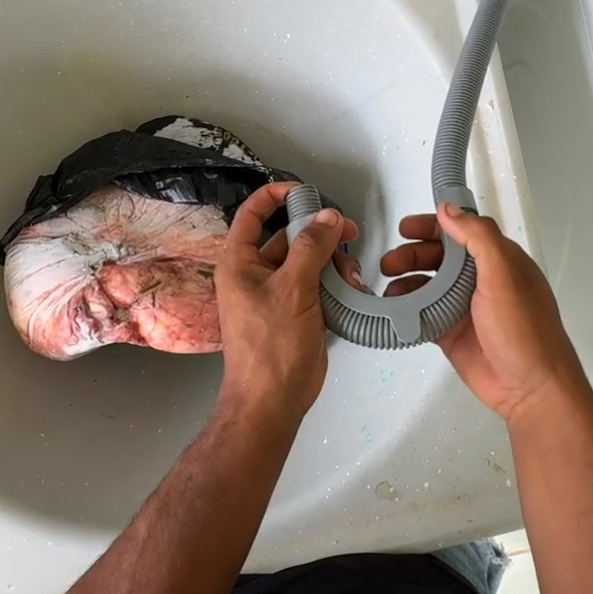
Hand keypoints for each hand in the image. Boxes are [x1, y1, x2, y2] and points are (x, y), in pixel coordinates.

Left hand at [216, 182, 355, 421]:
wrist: (272, 402)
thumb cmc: (272, 344)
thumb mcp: (292, 289)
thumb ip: (310, 248)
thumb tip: (329, 216)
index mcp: (239, 262)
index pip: (252, 213)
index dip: (276, 195)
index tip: (307, 191)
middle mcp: (255, 273)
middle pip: (288, 236)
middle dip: (319, 233)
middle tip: (350, 232)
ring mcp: (276, 293)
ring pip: (307, 260)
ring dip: (332, 260)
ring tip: (352, 273)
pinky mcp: (296, 311)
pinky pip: (316, 284)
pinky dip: (334, 282)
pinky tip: (353, 289)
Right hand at [379, 203, 585, 425]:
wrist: (531, 390)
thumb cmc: (524, 329)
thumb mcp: (504, 274)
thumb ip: (477, 237)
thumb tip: (448, 209)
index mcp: (498, 260)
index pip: (461, 231)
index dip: (433, 226)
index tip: (406, 228)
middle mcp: (480, 279)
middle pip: (438, 257)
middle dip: (412, 255)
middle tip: (388, 263)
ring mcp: (464, 306)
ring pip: (427, 284)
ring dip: (405, 280)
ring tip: (386, 286)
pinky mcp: (451, 331)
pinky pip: (422, 312)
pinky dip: (405, 307)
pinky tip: (392, 307)